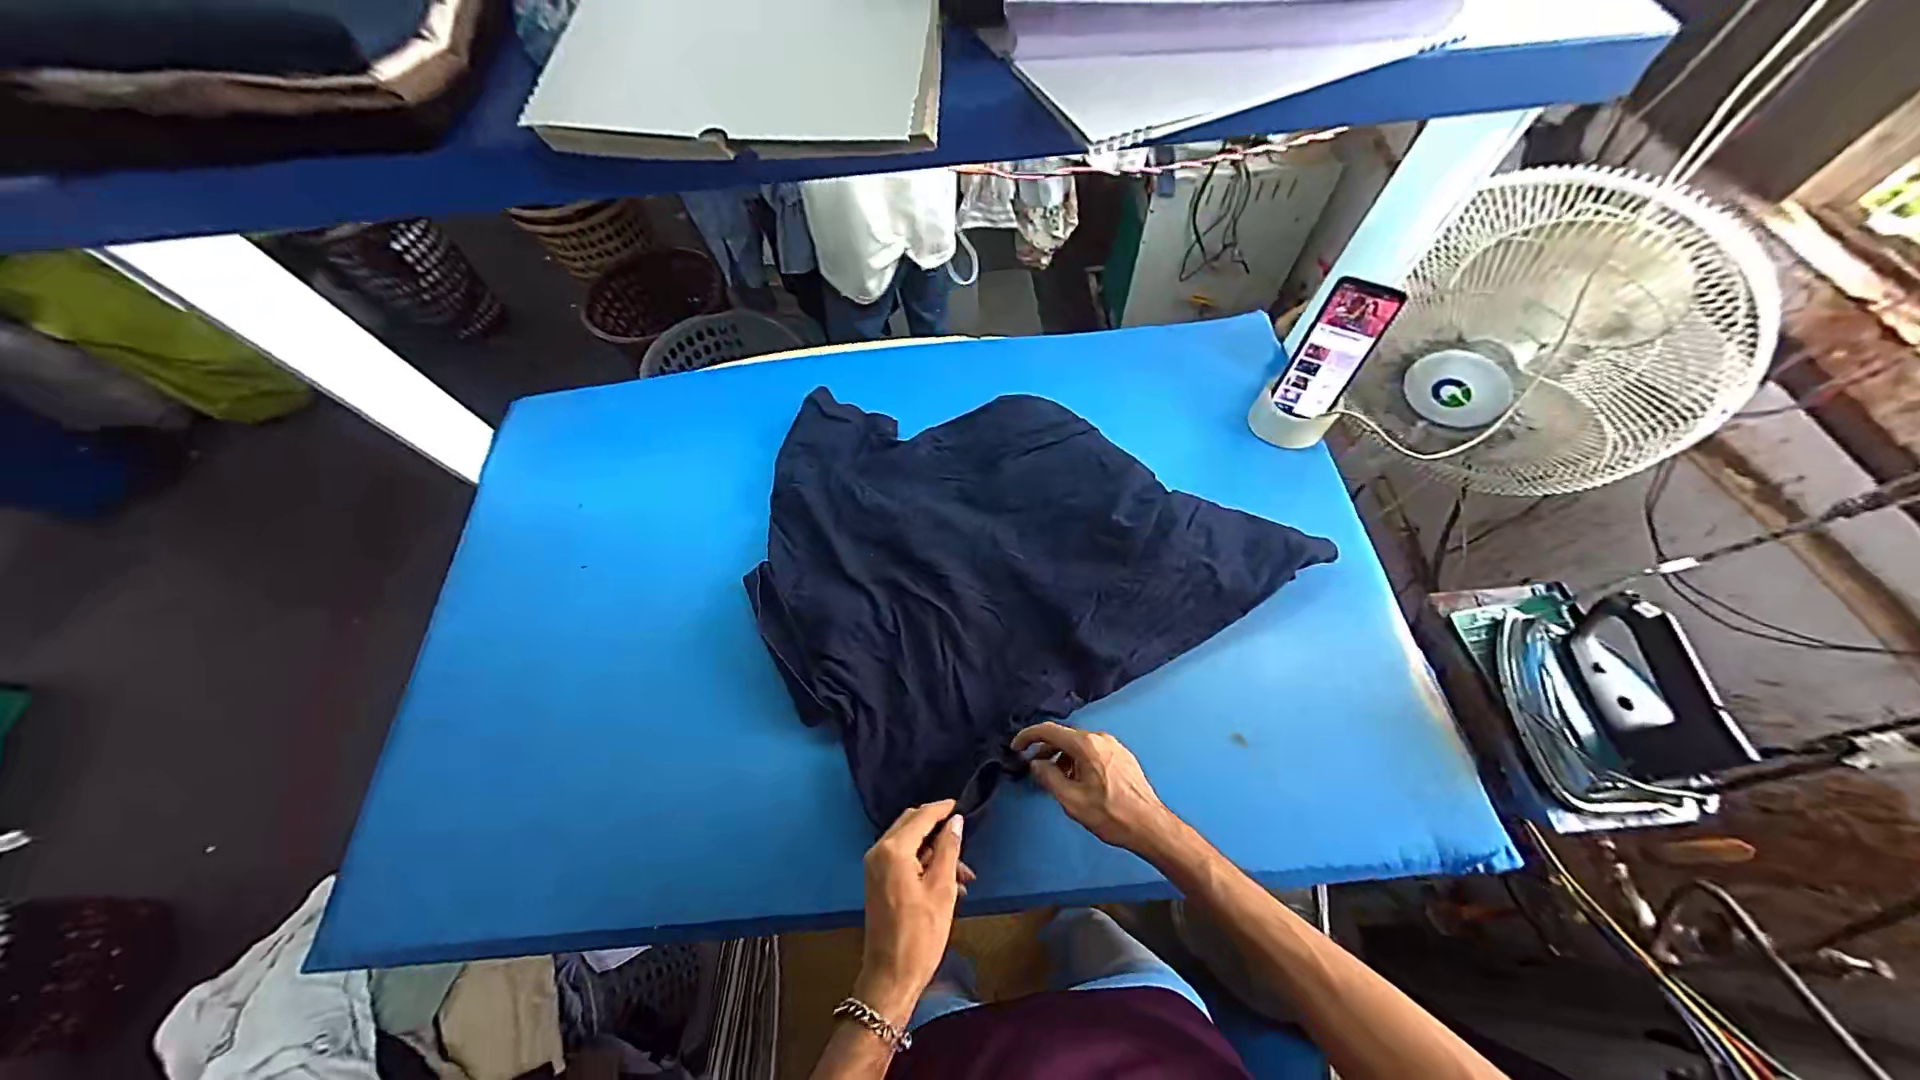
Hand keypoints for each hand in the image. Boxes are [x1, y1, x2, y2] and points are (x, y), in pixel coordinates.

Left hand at [855, 800, 972, 1026]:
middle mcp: (878, 851)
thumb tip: (955, 821)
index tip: (961, 806)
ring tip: (962, 876)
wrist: (890, 977)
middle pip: (911, 823)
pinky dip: (923, 862)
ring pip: (909, 842)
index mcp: (893, 850)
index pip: (921, 816)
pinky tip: (947, 883)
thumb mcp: (942, 889)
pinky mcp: (877, 880)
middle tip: (962, 842)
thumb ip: (948, 849)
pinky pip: (902, 858)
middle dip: (938, 830)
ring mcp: (875, 866)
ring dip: (934, 850)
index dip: (942, 809)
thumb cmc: (920, 935)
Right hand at [1012, 722, 1178, 855]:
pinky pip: (1093, 751)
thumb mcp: (1071, 800)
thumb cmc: (1111, 815)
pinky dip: (1078, 760)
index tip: (1016, 747)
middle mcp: (1100, 738)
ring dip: (1062, 757)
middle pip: (1065, 736)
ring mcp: (1114, 746)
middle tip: (1033, 766)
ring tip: (1055, 778)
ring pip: (1079, 744)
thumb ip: (1048, 777)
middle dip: (1045, 749)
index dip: (1028, 736)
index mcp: (1086, 745)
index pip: (1049, 730)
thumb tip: (1036, 764)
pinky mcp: (1123, 756)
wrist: (1150, 825)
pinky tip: (1077, 780)